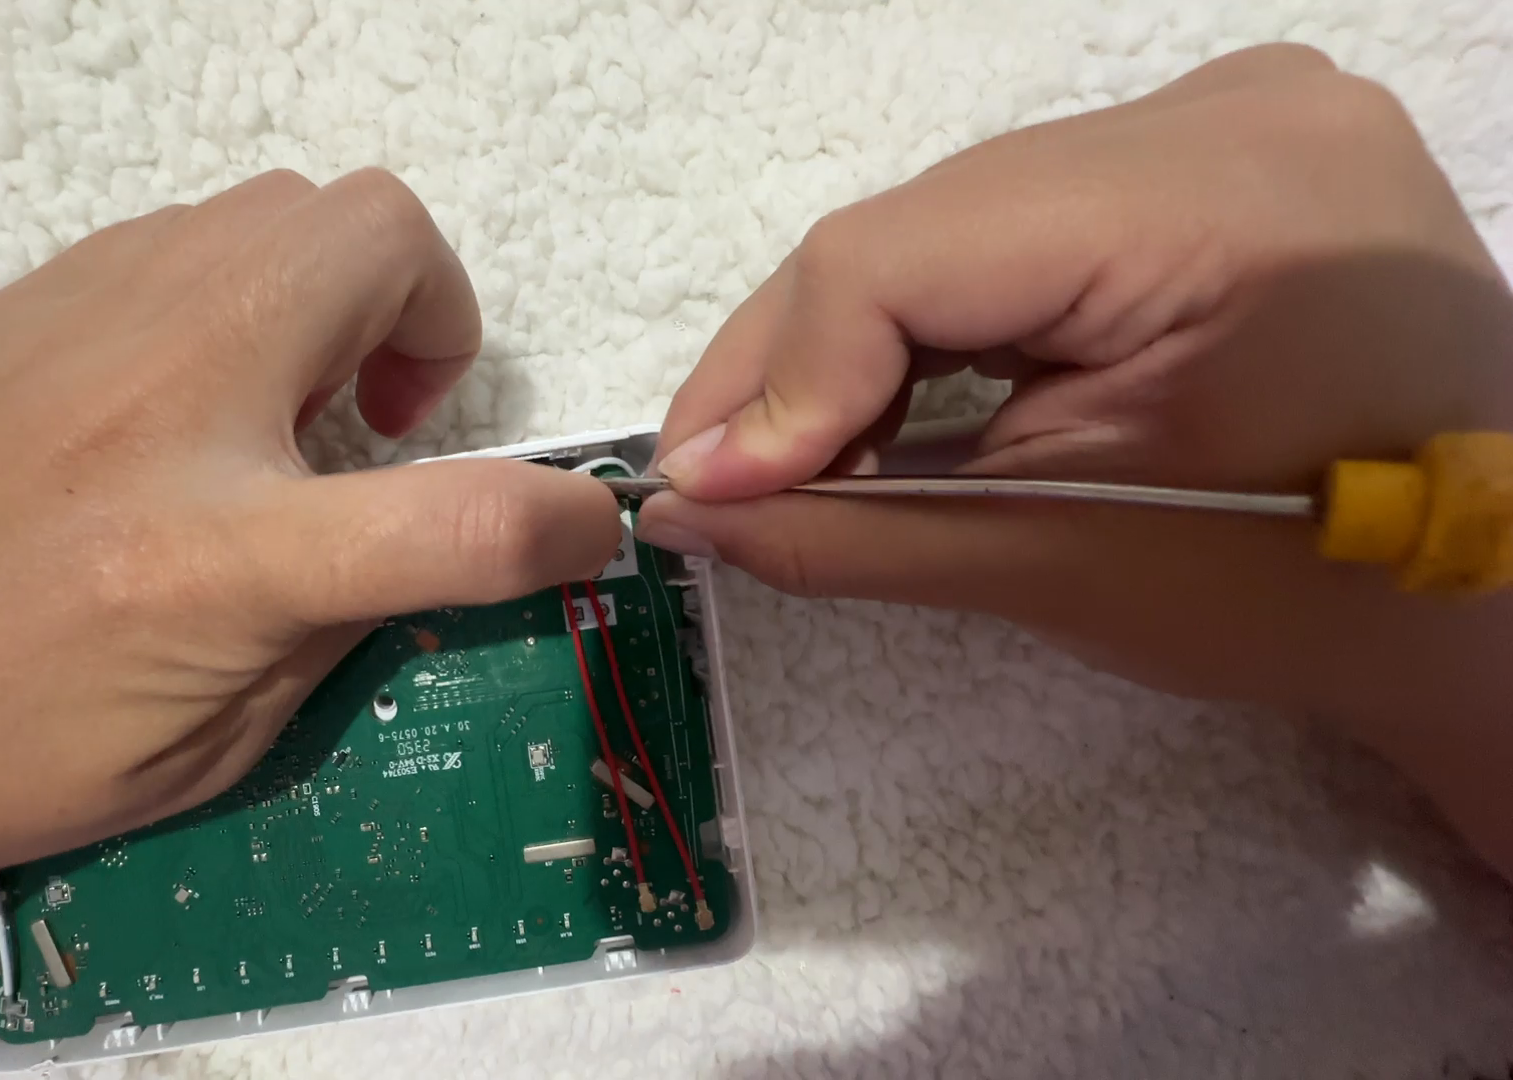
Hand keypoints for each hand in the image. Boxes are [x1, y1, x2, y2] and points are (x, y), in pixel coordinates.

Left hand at [0, 169, 620, 976]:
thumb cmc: (7, 756)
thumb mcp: (228, 733)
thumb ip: (357, 614)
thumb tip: (454, 542)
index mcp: (215, 559)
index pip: (454, 517)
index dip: (558, 520)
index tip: (585, 528)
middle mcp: (160, 400)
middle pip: (379, 234)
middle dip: (435, 314)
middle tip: (391, 423)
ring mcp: (82, 319)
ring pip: (292, 206)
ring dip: (346, 297)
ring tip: (299, 411)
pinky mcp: (26, 293)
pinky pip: (204, 233)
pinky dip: (259, 293)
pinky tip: (205, 396)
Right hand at [639, 47, 1512, 868]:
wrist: (1459, 590)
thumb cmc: (1280, 597)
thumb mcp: (1038, 569)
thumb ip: (832, 541)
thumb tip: (676, 518)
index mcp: (1217, 206)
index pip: (898, 260)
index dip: (775, 386)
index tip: (699, 491)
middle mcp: (1196, 122)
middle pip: (889, 243)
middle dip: (774, 379)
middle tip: (704, 480)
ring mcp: (1178, 133)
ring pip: (905, 244)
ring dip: (815, 367)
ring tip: (773, 466)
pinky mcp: (1146, 177)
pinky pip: (954, 252)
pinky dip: (881, 347)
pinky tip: (853, 422)